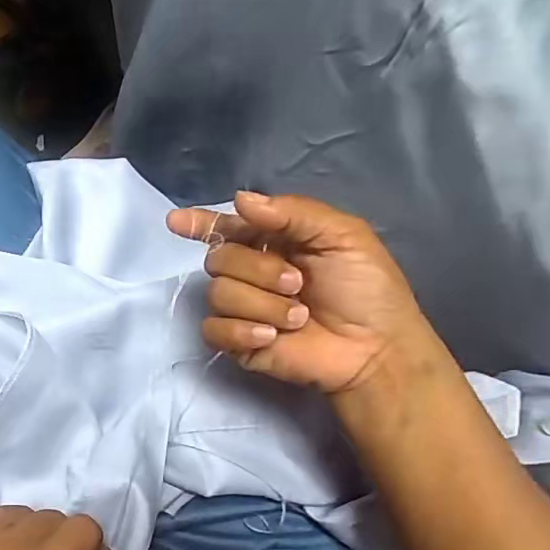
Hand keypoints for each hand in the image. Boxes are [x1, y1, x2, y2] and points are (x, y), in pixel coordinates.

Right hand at [167, 191, 440, 394]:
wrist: (374, 348)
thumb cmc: (366, 289)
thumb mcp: (343, 236)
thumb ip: (293, 212)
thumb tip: (239, 200)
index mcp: (272, 242)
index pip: (226, 228)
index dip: (199, 223)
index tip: (176, 221)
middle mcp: (250, 272)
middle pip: (219, 258)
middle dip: (258, 270)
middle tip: (298, 285)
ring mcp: (240, 308)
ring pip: (217, 293)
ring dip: (262, 305)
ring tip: (298, 318)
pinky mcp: (234, 341)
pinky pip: (213, 328)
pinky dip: (243, 331)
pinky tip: (272, 337)